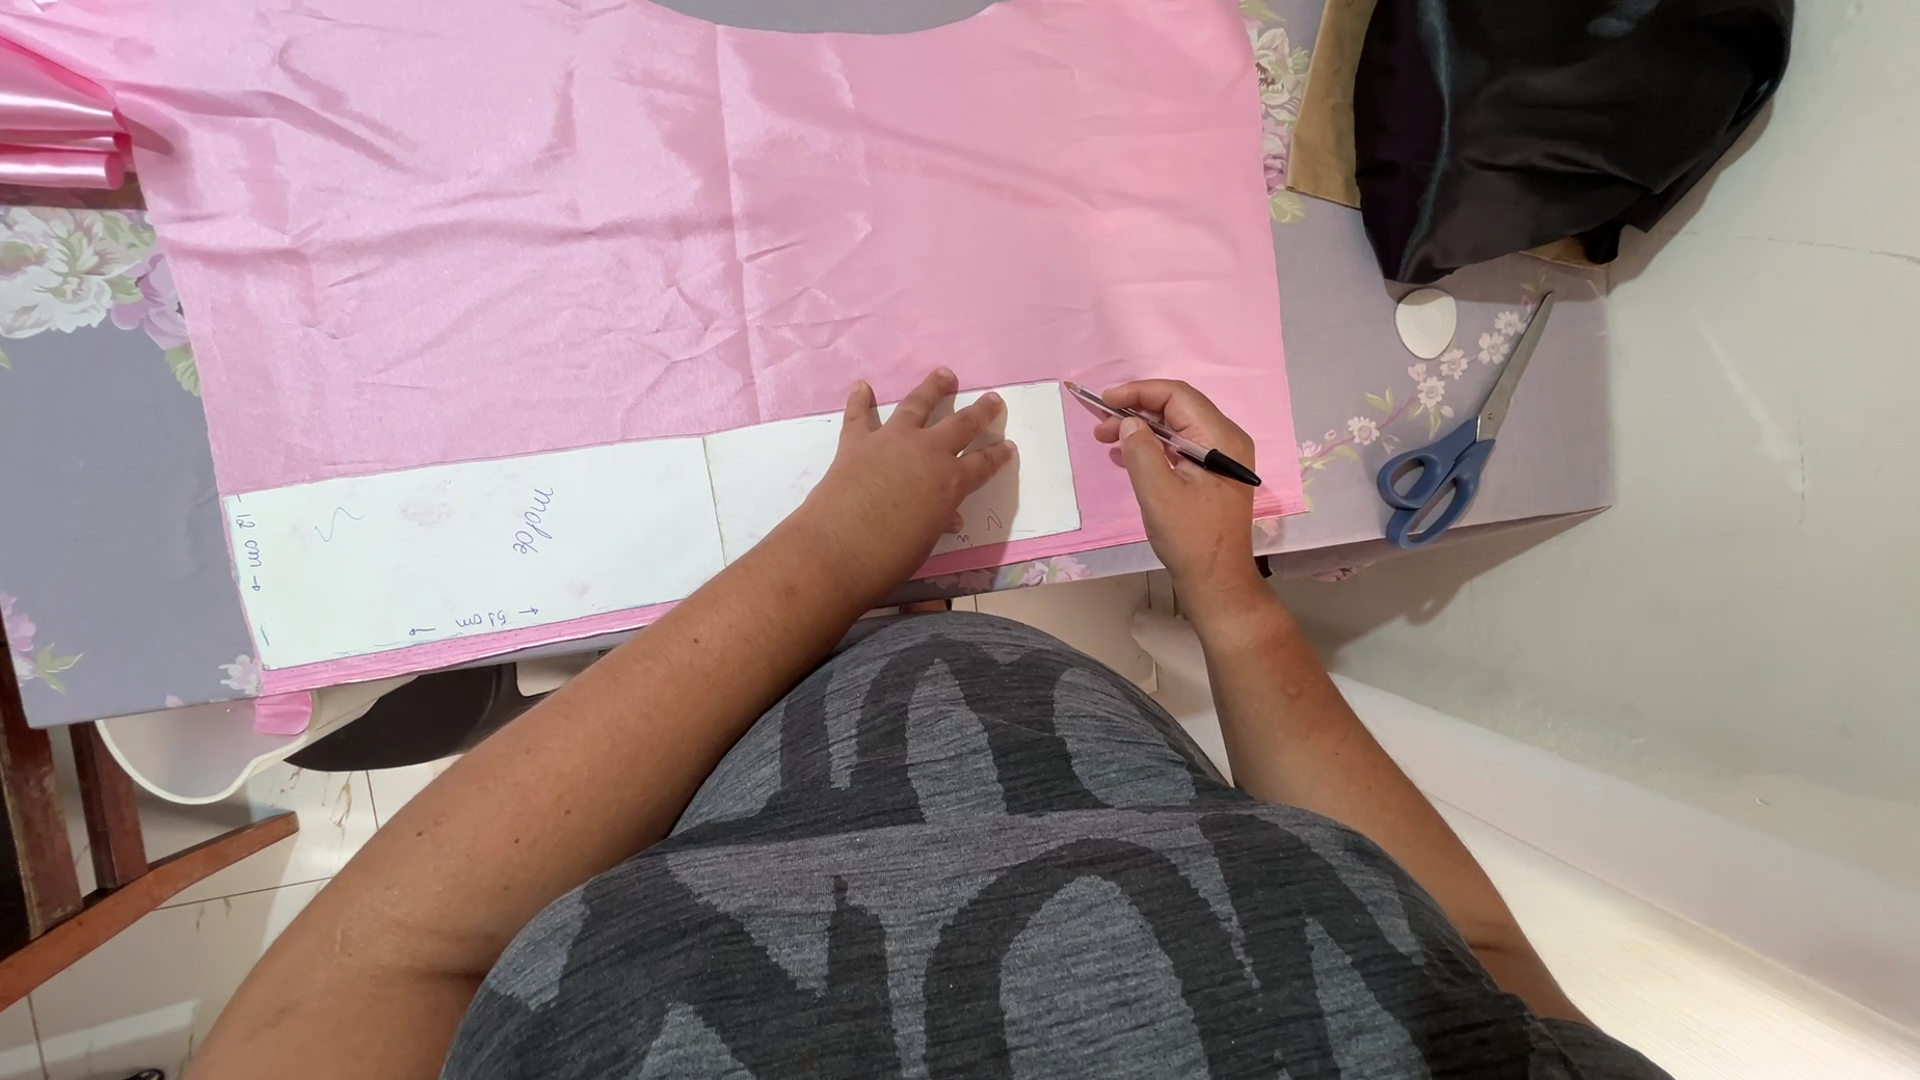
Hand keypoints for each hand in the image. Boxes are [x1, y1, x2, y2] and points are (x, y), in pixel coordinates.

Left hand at [781, 368, 1015, 606]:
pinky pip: (859, 415)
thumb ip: (937, 522)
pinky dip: (860, 400)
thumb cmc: (889, 558)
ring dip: (932, 388)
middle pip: (961, 425)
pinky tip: (862, 386)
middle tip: (994, 399)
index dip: (998, 456)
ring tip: (944, 374)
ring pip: (917, 405)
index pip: (983, 465)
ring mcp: (891, 441)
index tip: (1009, 446)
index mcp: (951, 482)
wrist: (836, 550)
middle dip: (981, 412)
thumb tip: (949, 517)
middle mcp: (927, 452)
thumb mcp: (925, 542)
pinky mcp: (856, 442)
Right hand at [1092, 380, 1265, 617]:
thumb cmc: (1190, 539)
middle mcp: (1225, 441)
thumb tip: (1129, 423)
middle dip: (1136, 410)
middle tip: (1100, 425)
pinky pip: (1178, 447)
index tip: (1104, 401)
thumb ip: (1141, 452)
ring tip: (1105, 438)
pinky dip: (1151, 446)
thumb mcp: (1159, 494)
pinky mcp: (1210, 474)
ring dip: (1140, 429)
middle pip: (1177, 408)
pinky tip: (1125, 454)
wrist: (1216, 581)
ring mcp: (1219, 458)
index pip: (1177, 397)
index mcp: (1220, 439)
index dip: (1138, 393)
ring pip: (1175, 428)